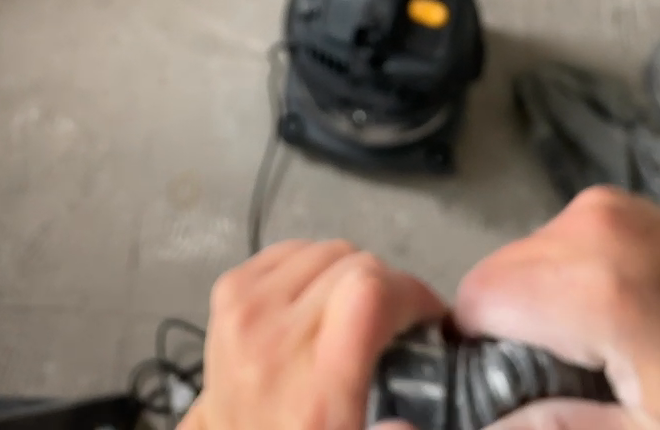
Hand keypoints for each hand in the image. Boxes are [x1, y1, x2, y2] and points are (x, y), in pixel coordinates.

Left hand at [185, 240, 446, 429]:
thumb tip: (407, 422)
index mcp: (313, 390)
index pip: (366, 291)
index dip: (410, 291)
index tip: (430, 315)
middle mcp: (274, 339)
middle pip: (354, 262)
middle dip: (388, 284)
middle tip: (397, 321)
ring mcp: (246, 307)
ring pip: (326, 248)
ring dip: (350, 272)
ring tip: (356, 311)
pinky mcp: (229, 288)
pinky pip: (294, 247)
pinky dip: (316, 266)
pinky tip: (319, 299)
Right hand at [455, 187, 659, 429]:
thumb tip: (483, 419)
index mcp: (594, 280)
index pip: (474, 303)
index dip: (479, 361)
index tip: (519, 404)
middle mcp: (587, 222)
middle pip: (497, 279)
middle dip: (510, 339)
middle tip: (569, 395)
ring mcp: (607, 204)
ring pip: (525, 264)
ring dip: (539, 316)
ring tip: (603, 365)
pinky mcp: (625, 204)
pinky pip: (558, 250)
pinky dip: (567, 290)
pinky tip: (624, 329)